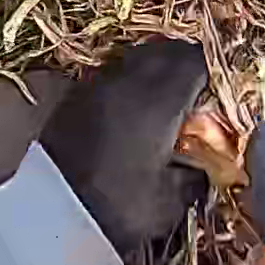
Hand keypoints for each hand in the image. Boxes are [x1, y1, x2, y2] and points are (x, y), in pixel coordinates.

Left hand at [38, 38, 208, 254]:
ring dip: (157, 65)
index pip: (193, 62)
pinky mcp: (79, 91)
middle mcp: (129, 79)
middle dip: (185, 62)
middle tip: (196, 87)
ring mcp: (100, 82)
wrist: (47, 214)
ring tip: (166, 93)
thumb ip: (194, 176)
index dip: (209, 70)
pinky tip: (134, 103)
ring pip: (139, 55)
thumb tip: (207, 163)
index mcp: (157, 100)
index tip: (217, 88)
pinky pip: (115, 69)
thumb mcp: (167, 202)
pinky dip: (132, 77)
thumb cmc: (116, 208)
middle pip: (166, 50)